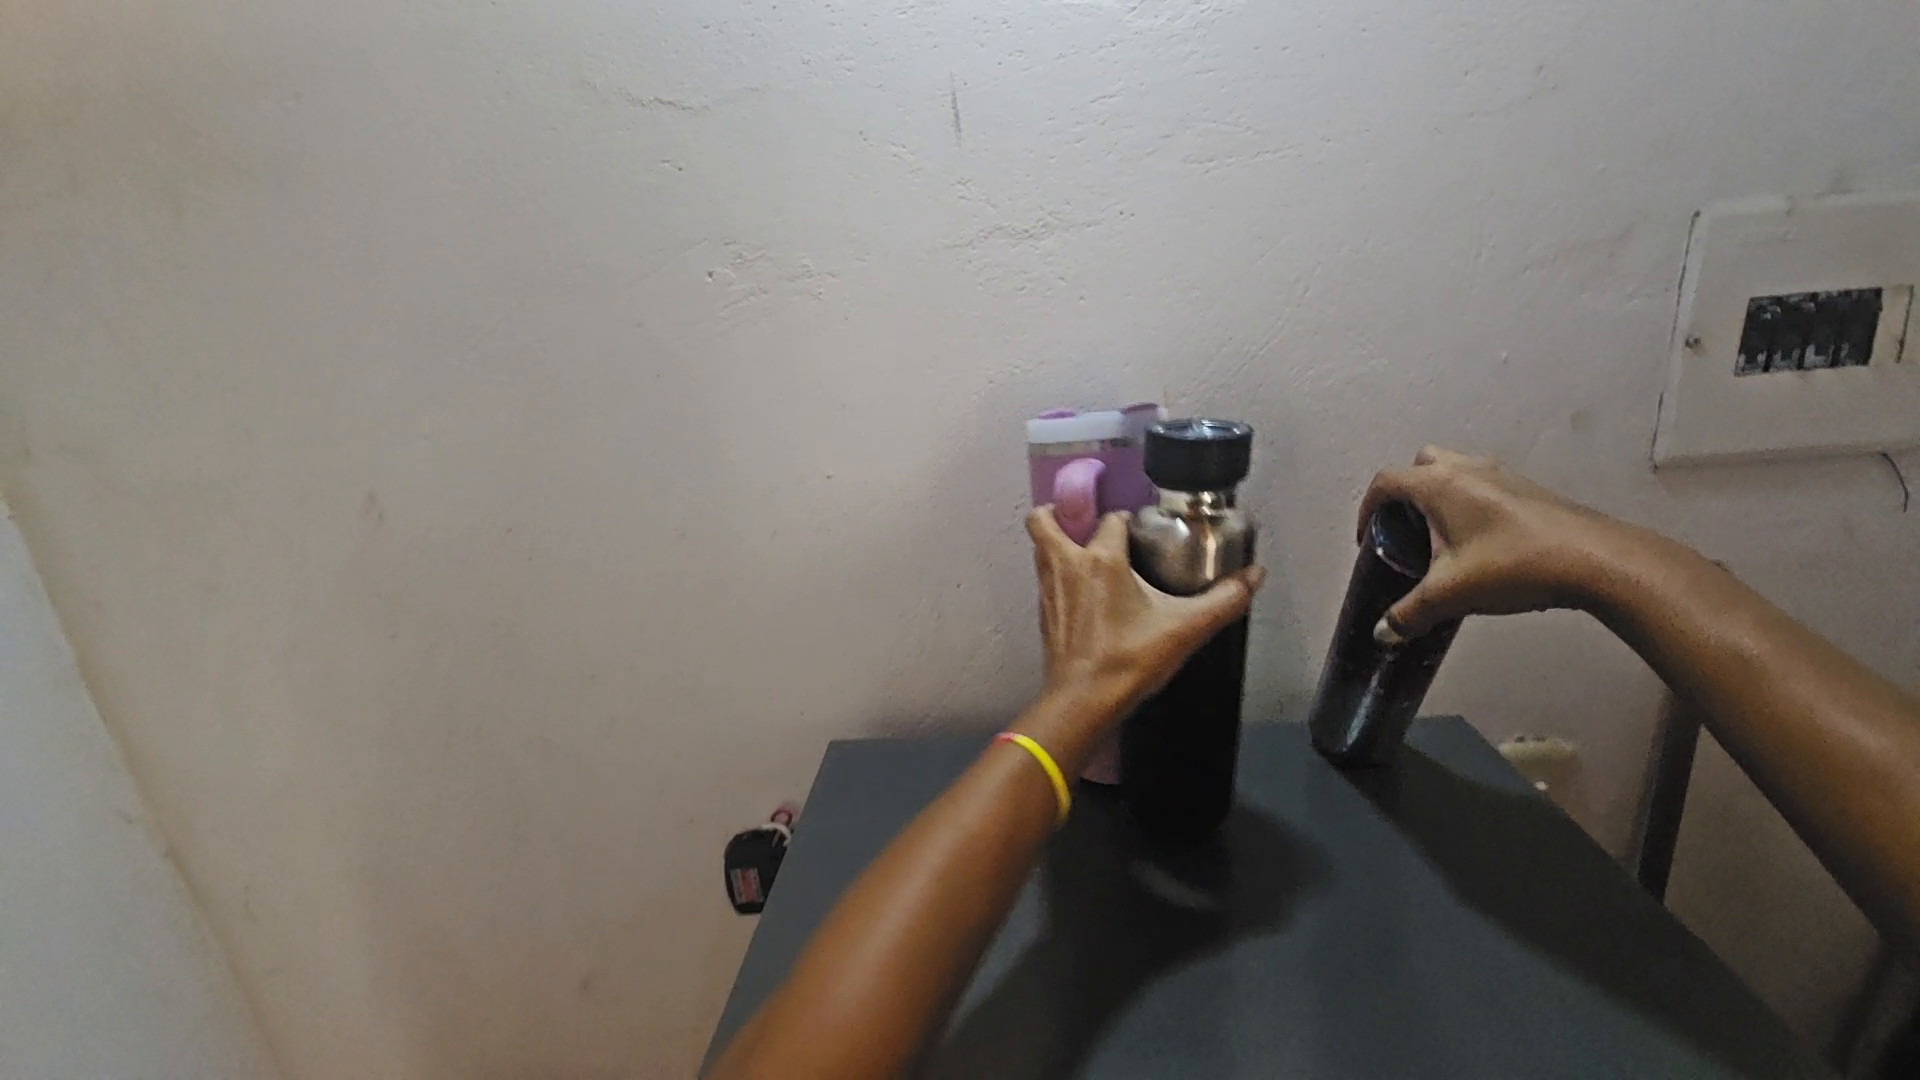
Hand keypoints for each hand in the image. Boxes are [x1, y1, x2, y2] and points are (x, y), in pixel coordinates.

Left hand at [1025, 506, 1265, 752]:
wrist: (1083, 700)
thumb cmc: (1129, 660)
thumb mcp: (1185, 629)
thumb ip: (1224, 600)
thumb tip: (1256, 575)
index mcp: (1100, 559)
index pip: (1111, 518)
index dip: (1127, 521)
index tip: (1144, 535)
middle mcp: (1066, 565)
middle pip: (1042, 520)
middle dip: (1059, 512)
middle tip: (1084, 521)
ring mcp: (1048, 588)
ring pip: (1039, 548)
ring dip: (1055, 542)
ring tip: (1084, 551)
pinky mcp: (1043, 613)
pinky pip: (1044, 578)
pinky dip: (1056, 574)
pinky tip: (1081, 591)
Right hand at [1357, 447, 1622, 641]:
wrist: (1602, 563)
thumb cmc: (1515, 566)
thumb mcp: (1450, 594)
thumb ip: (1409, 614)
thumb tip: (1382, 635)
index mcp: (1440, 485)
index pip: (1385, 482)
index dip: (1368, 510)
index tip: (1368, 540)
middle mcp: (1468, 469)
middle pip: (1421, 463)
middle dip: (1405, 492)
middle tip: (1405, 528)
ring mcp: (1504, 475)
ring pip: (1456, 469)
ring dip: (1439, 494)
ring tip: (1440, 536)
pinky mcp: (1531, 490)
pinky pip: (1484, 484)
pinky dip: (1469, 503)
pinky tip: (1480, 543)